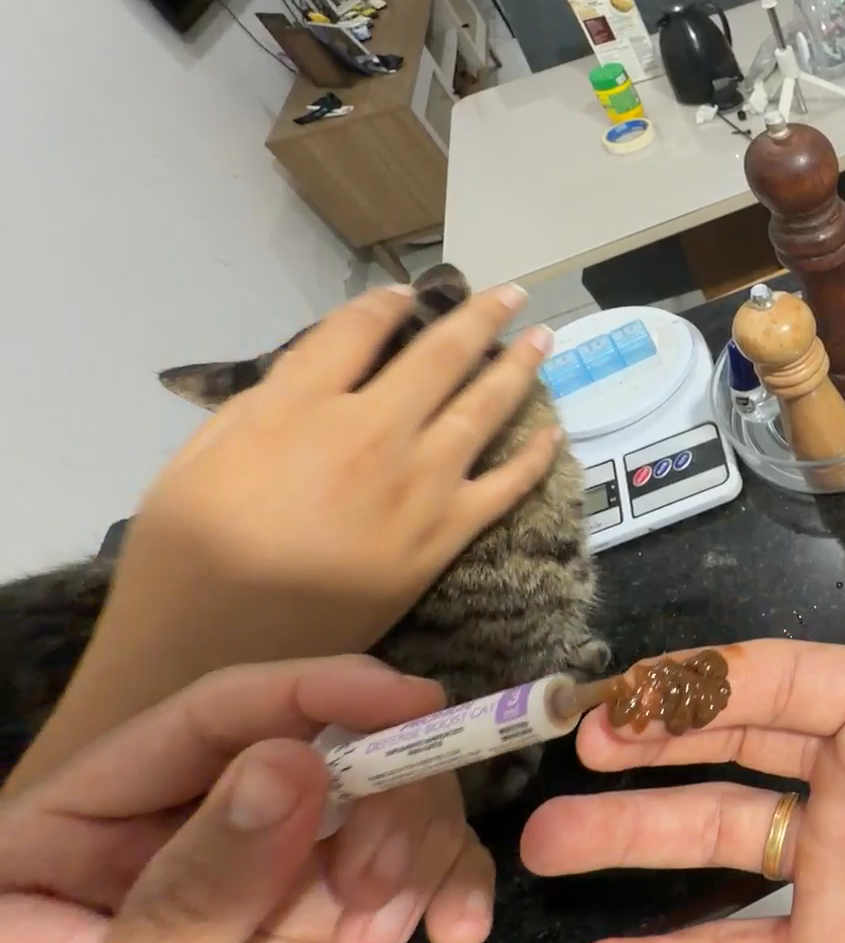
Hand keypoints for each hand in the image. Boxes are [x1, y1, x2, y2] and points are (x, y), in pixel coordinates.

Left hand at [0, 656, 494, 942]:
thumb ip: (188, 888)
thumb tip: (291, 761)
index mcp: (93, 819)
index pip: (222, 710)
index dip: (326, 688)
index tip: (419, 702)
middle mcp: (205, 818)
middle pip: (336, 749)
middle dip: (384, 801)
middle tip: (378, 885)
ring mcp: (284, 854)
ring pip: (396, 795)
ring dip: (417, 855)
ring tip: (384, 938)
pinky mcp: (340, 894)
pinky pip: (423, 856)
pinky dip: (454, 883)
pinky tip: (459, 925)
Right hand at [11, 280, 557, 791]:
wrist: (220, 650)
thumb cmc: (191, 556)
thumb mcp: (197, 459)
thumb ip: (267, 404)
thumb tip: (324, 364)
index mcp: (297, 409)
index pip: (356, 333)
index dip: (388, 305)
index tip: (413, 292)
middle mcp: (372, 433)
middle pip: (440, 357)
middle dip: (481, 317)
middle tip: (513, 294)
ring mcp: (423, 481)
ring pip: (486, 407)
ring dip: (521, 367)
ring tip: (545, 339)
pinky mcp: (452, 529)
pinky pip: (509, 482)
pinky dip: (537, 454)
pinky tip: (555, 431)